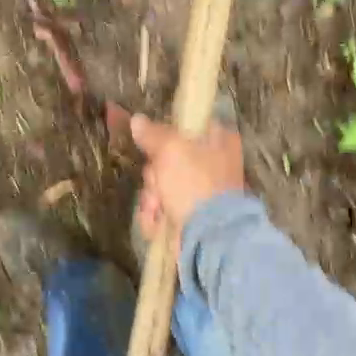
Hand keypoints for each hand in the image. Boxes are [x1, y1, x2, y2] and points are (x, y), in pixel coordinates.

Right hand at [130, 115, 244, 248]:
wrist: (208, 236)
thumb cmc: (194, 184)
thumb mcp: (170, 150)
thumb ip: (152, 134)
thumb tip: (137, 119)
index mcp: (218, 140)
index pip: (184, 127)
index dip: (163, 137)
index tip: (150, 146)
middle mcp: (211, 164)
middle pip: (167, 160)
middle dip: (154, 176)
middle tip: (158, 184)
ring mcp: (201, 192)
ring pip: (161, 186)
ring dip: (152, 199)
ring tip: (158, 209)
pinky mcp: (191, 217)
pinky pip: (163, 208)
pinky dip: (156, 217)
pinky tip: (158, 223)